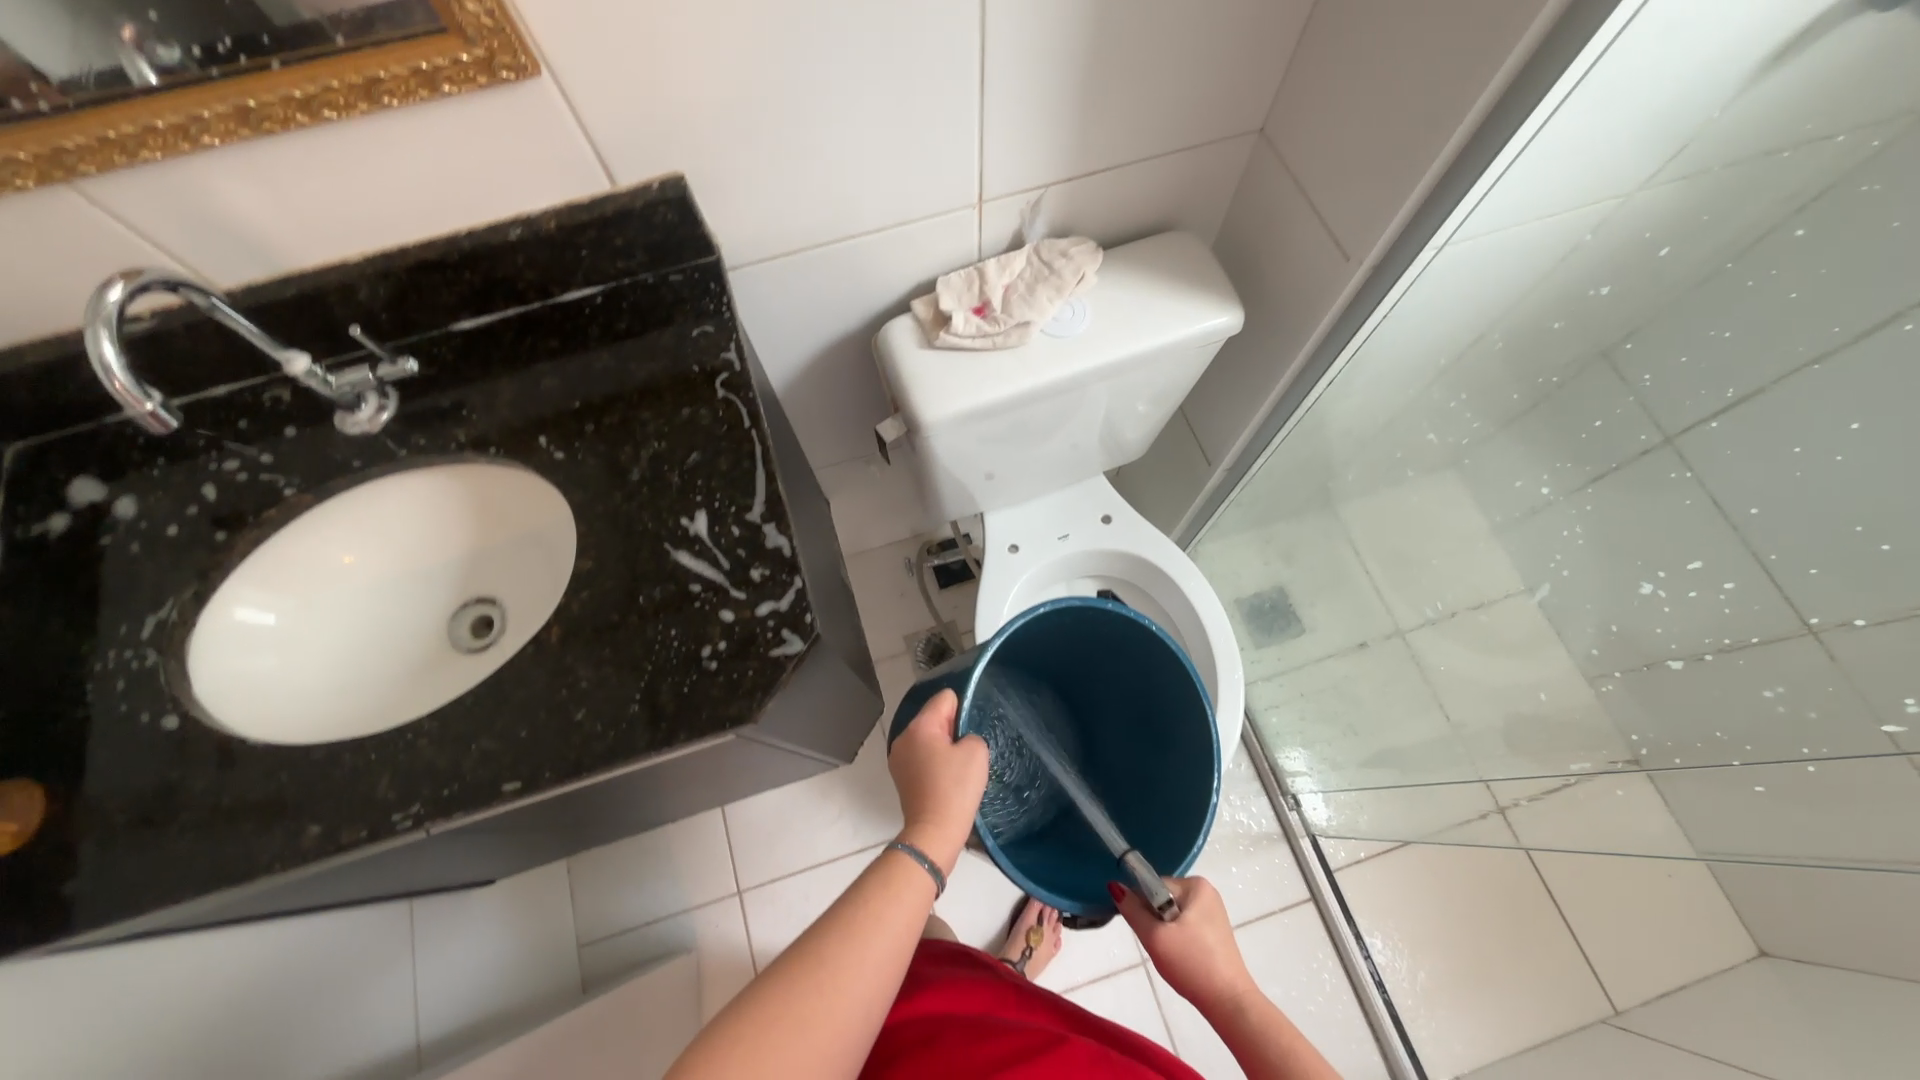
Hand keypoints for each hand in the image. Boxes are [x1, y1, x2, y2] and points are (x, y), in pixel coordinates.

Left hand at [887, 689, 987, 873]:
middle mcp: (903, 737)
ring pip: (926, 738)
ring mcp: (898, 757)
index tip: (971, 731)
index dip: (963, 709)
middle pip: (933, 717)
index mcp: (920, 726)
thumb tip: (959, 739)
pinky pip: (920, 756)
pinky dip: (933, 761)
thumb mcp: (976, 752)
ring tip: (957, 768)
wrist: (934, 831)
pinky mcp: (900, 776)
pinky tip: (945, 779)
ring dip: (942, 746)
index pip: (945, 698)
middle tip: (966, 752)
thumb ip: (970, 733)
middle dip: (951, 728)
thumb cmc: (956, 789)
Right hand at [1113, 877, 1256, 1015]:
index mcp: (1195, 885)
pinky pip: (1184, 926)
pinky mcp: (1214, 930)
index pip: (1153, 887)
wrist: (1228, 1001)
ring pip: (1171, 916)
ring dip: (1165, 934)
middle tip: (1161, 947)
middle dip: (1155, 923)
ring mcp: (1212, 912)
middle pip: (1162, 900)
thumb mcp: (1155, 937)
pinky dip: (1177, 941)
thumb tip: (1114, 885)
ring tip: (1172, 955)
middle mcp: (1206, 892)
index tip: (1148, 933)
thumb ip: (1132, 910)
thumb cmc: (1191, 964)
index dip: (1143, 909)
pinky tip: (1182, 958)